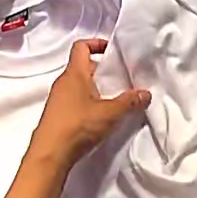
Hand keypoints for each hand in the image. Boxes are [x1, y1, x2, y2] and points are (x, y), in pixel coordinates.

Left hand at [27, 39, 150, 174]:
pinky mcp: (57, 113)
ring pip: (79, 84)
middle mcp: (63, 82)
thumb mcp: (109, 113)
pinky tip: (101, 115)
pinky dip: (88, 100)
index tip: (113, 51)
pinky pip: (74, 98)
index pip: (81, 46)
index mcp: (73, 73)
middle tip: (120, 78)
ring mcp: (58, 98)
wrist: (50, 154)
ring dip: (96, 87)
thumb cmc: (77, 125)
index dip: (96, 43)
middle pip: (82, 66)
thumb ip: (129, 102)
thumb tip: (146, 93)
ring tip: (115, 98)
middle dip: (102, 69)